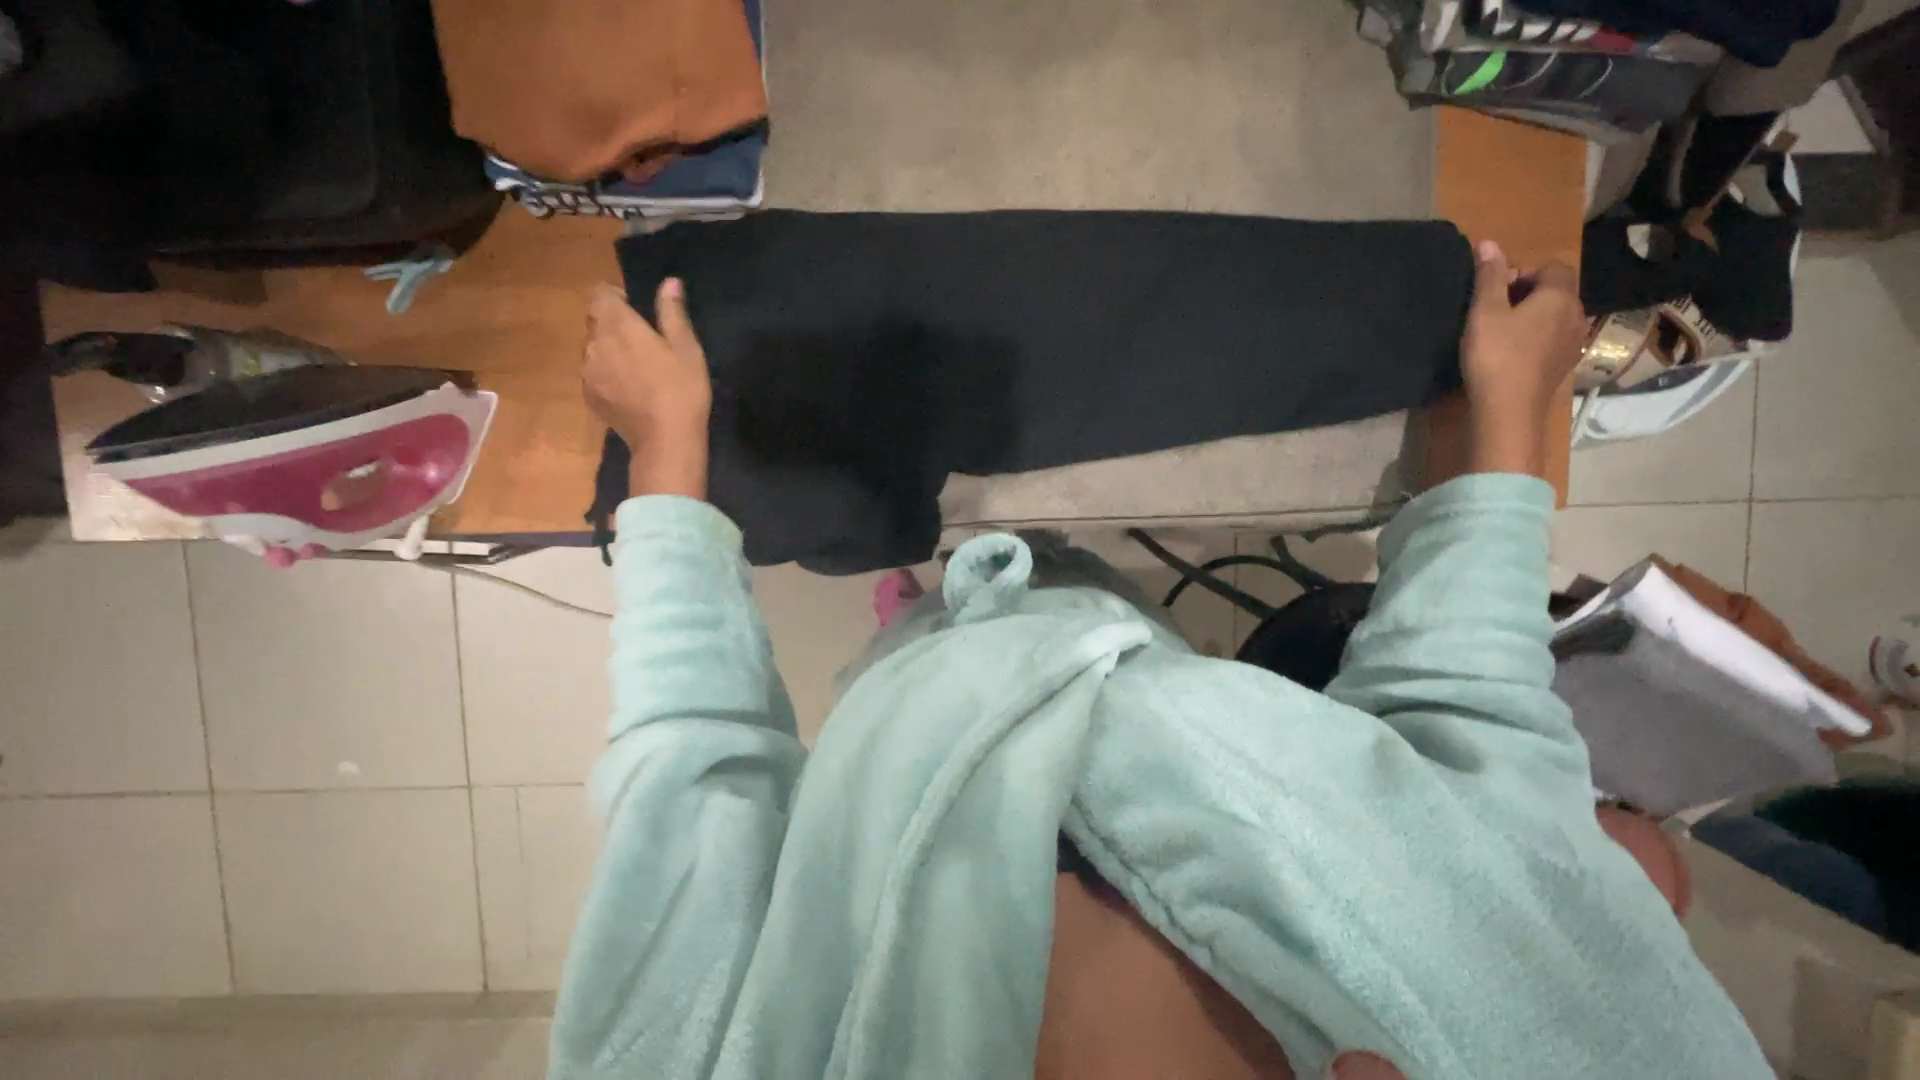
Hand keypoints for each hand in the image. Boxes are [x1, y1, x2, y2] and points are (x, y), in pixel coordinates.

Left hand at [582, 278, 711, 497]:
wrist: (665, 440)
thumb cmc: (682, 388)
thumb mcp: (686, 347)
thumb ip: (672, 312)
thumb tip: (669, 282)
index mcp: (617, 324)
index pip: (599, 294)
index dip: (615, 297)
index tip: (637, 310)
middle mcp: (593, 343)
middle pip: (595, 322)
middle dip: (614, 324)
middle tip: (644, 342)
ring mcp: (587, 372)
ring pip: (593, 349)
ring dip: (609, 351)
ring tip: (637, 369)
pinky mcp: (589, 396)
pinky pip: (593, 373)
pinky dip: (607, 374)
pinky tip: (630, 390)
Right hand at [1456, 241, 1587, 475]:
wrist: (1509, 409)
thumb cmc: (1495, 355)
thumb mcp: (1485, 312)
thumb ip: (1490, 277)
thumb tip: (1488, 243)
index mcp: (1560, 296)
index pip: (1552, 266)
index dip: (1524, 270)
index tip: (1495, 288)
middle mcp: (1576, 314)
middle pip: (1557, 290)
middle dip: (1527, 291)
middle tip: (1493, 308)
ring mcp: (1574, 341)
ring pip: (1556, 315)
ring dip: (1532, 315)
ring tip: (1500, 330)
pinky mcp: (1564, 363)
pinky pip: (1554, 336)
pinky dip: (1536, 335)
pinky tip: (1512, 351)